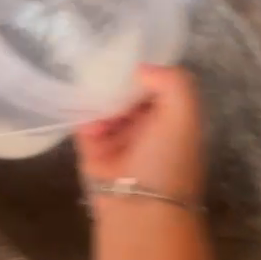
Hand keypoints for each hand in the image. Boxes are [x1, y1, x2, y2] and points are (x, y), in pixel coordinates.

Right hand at [75, 64, 204, 208]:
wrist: (138, 206)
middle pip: (128, 93)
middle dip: (116, 79)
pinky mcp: (90, 148)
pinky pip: (81, 121)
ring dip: (96, 95)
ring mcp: (117, 137)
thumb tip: (140, 68)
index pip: (159, 84)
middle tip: (99, 60)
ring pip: (104, 105)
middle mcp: (147, 127)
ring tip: (85, 81)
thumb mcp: (184, 117)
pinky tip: (76, 101)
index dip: (146, 69)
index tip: (126, 53)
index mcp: (174, 119)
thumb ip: (172, 82)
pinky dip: (77, 111)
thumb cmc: (167, 160)